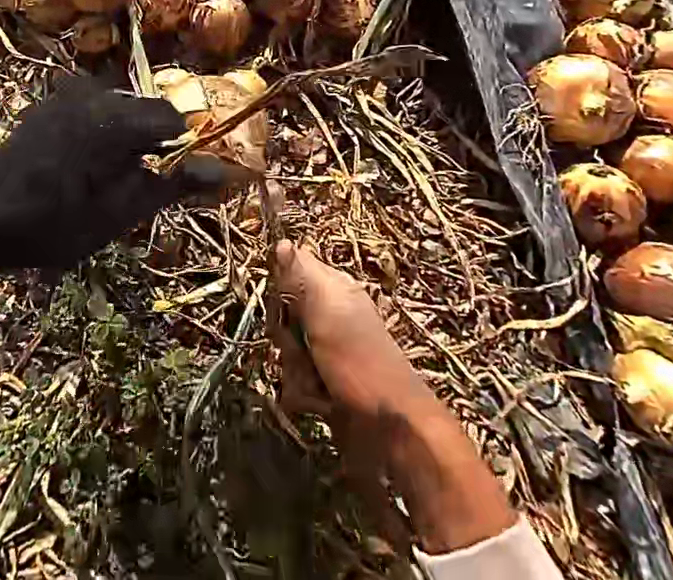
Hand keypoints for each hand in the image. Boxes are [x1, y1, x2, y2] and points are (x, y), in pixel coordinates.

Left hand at [0, 75, 223, 298]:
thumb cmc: (53, 223)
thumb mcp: (119, 211)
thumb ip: (171, 184)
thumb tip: (222, 171)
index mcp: (113, 117)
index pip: (172, 118)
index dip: (183, 147)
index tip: (180, 176)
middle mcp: (93, 92)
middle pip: (147, 109)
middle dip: (156, 142)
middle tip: (147, 180)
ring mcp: (68, 94)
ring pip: (123, 108)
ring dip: (131, 136)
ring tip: (117, 175)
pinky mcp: (52, 102)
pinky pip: (96, 108)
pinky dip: (107, 130)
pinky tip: (91, 162)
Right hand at [268, 241, 517, 553]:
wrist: (394, 433)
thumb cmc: (362, 365)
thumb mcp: (328, 313)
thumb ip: (301, 278)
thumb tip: (280, 239)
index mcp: (335, 288)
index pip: (290, 266)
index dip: (278, 285)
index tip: (281, 303)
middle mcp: (329, 313)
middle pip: (281, 311)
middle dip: (285, 334)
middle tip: (302, 347)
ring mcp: (327, 350)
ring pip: (284, 347)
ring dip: (293, 368)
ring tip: (315, 380)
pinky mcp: (324, 382)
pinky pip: (294, 378)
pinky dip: (302, 391)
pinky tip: (320, 401)